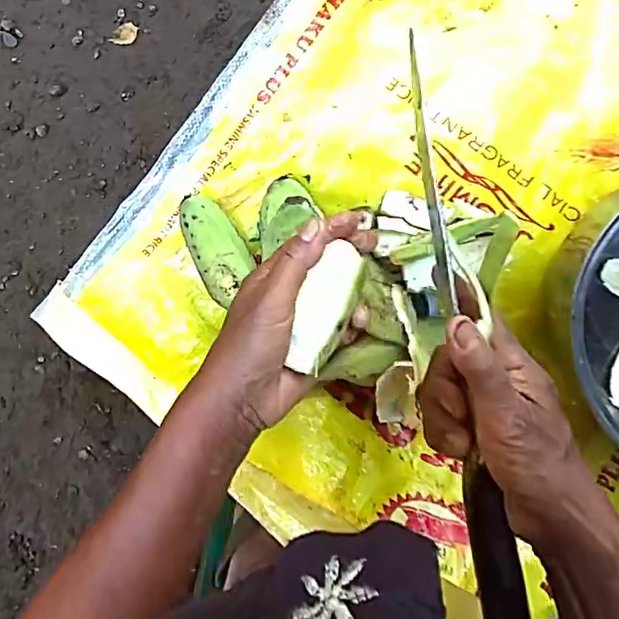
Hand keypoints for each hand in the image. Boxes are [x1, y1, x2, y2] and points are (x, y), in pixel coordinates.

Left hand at [187, 210, 376, 438]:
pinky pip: (341, 332)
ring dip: (353, 298)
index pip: (305, 245)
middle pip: (325, 269)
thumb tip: (316, 225)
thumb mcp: (272, 297)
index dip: (331, 229)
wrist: (244, 400)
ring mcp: (303, 324)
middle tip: (375, 243)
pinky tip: (359, 329)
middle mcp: (289, 297)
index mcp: (272, 278)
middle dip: (349, 256)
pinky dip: (352, 328)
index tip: (359, 218)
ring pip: (337, 301)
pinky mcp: (316, 350)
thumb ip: (295, 262)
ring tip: (363, 304)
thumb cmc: (251, 343)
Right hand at [417, 316, 599, 550]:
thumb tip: (458, 321)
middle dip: (444, 390)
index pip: (483, 320)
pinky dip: (444, 435)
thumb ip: (479, 367)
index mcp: (512, 366)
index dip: (461, 301)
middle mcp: (495, 379)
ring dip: (444, 419)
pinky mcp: (471, 427)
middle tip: (463, 414)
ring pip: (438, 390)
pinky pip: (439, 417)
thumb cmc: (537, 463)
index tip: (437, 278)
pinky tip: (462, 452)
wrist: (550, 520)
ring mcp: (482, 404)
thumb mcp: (505, 414)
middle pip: (447, 359)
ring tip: (467, 442)